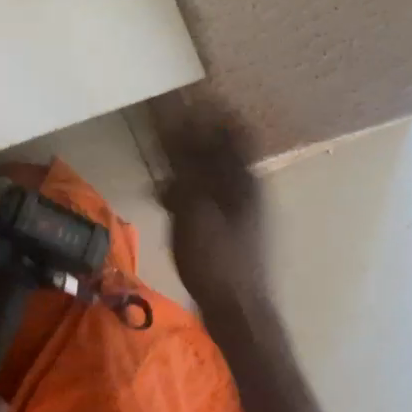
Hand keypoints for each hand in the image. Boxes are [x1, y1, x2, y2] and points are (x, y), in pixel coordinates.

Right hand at [155, 97, 270, 310]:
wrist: (240, 314)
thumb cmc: (217, 260)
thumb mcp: (194, 210)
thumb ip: (184, 169)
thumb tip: (173, 129)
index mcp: (245, 179)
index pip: (234, 129)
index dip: (214, 110)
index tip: (188, 97)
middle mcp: (250, 189)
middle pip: (224, 149)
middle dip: (195, 135)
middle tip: (165, 125)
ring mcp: (245, 212)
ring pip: (216, 172)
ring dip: (189, 162)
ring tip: (161, 160)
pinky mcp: (233, 231)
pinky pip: (209, 195)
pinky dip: (188, 188)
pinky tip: (167, 197)